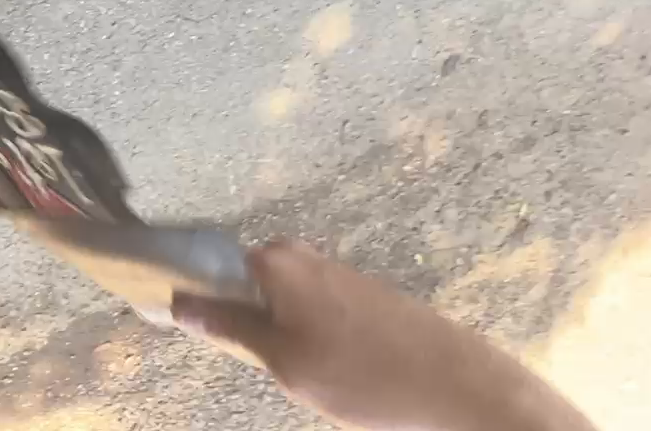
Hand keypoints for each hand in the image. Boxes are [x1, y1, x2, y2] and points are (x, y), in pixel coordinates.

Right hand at [172, 240, 593, 430]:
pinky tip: (350, 369)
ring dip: (290, 328)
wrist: (475, 397)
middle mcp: (298, 252)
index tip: (219, 337)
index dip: (208, 303)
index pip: (214, 271)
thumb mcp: (283, 362)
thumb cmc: (364, 378)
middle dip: (254, 318)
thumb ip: (226, 327)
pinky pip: (322, 306)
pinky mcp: (370, 290)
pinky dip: (322, 332)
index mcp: (271, 261)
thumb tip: (175, 302)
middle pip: (251, 283)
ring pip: (288, 298)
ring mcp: (337, 269)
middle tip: (276, 365)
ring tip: (320, 373)